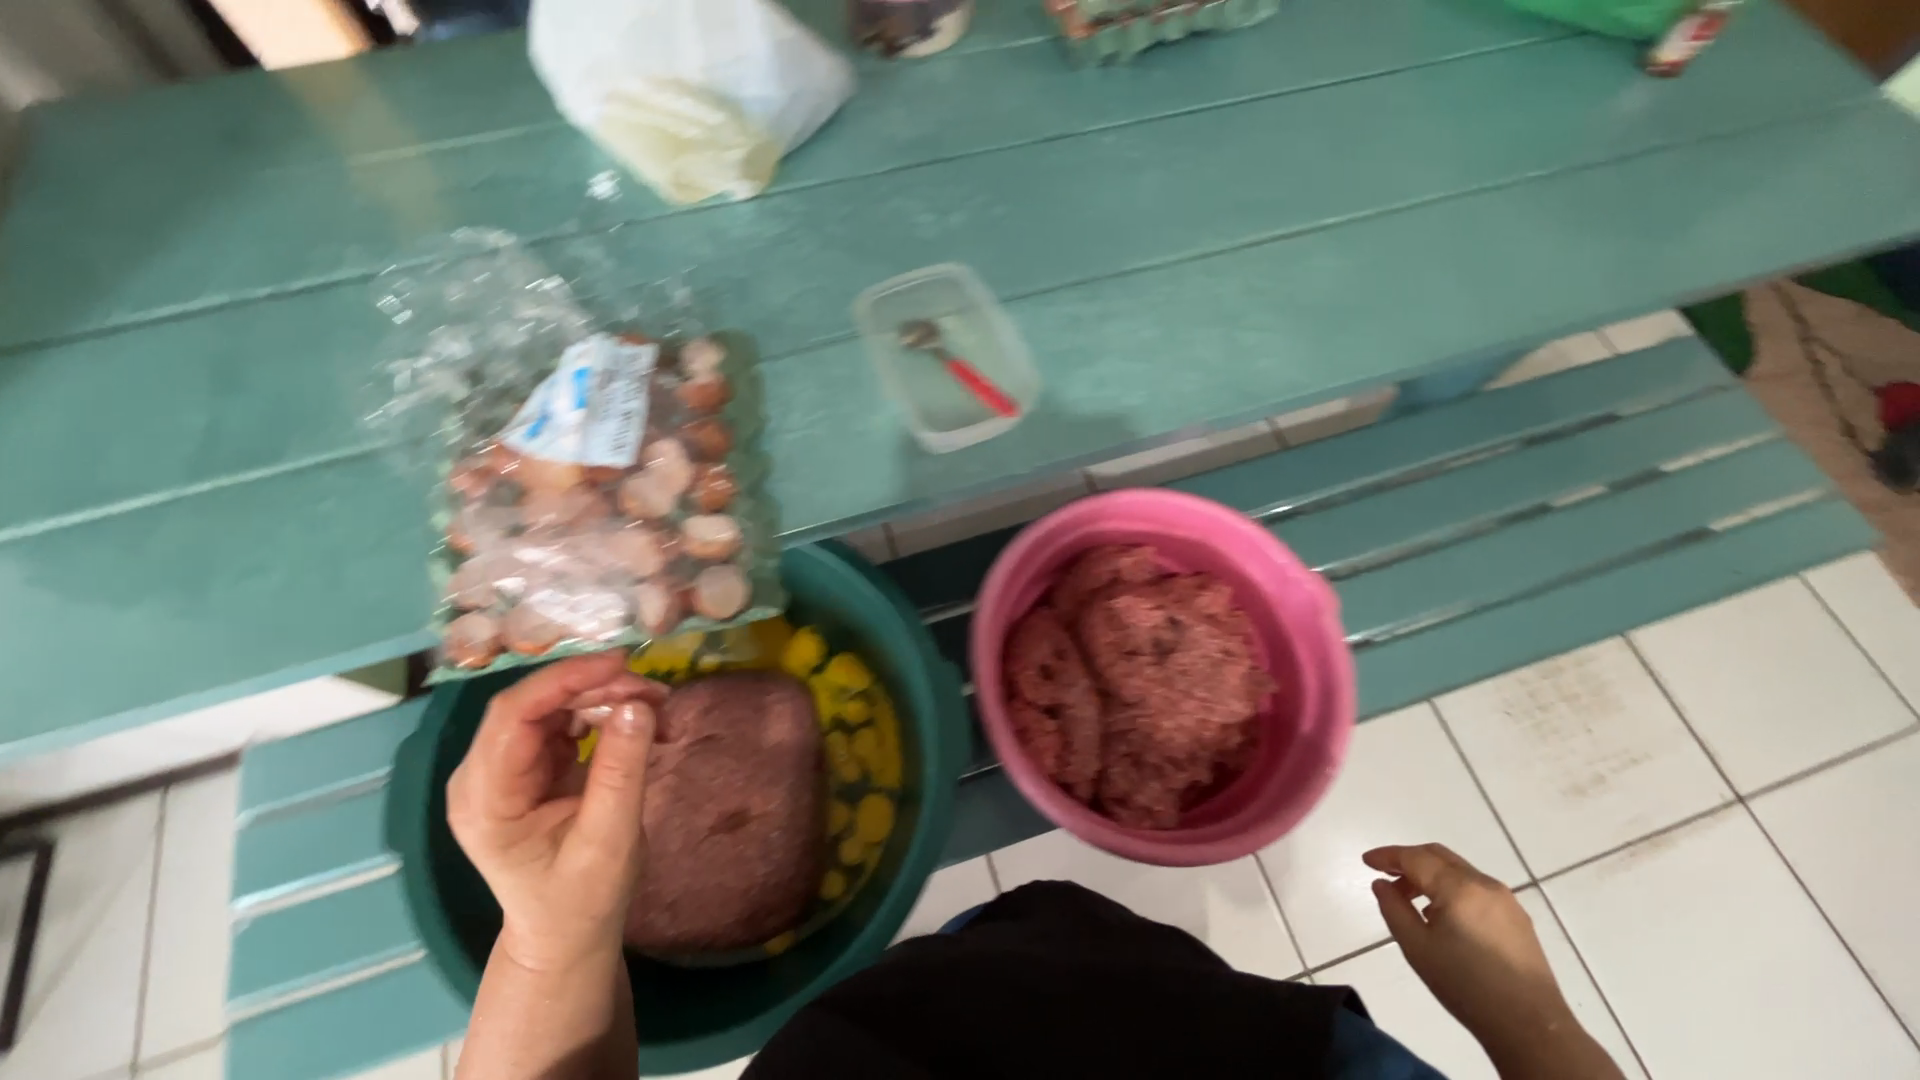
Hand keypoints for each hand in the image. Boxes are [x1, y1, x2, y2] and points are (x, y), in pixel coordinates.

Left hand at [447, 652, 667, 973]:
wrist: (568, 936)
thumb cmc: (582, 899)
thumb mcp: (610, 838)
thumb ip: (621, 770)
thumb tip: (638, 704)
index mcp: (485, 799)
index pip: (513, 715)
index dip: (564, 679)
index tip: (621, 664)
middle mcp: (484, 775)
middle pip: (535, 704)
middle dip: (597, 687)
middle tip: (657, 695)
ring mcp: (506, 769)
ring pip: (554, 705)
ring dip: (607, 697)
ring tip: (660, 709)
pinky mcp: (532, 766)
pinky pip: (567, 721)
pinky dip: (607, 715)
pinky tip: (644, 724)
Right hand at [1364, 845, 1625, 1079]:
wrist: (1530, 1026)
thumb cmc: (1465, 986)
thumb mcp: (1416, 948)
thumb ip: (1393, 909)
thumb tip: (1382, 884)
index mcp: (1458, 888)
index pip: (1414, 858)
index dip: (1387, 856)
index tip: (1366, 861)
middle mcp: (1484, 884)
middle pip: (1438, 856)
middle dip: (1408, 860)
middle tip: (1385, 875)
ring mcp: (1506, 900)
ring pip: (1459, 871)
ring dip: (1430, 875)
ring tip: (1411, 900)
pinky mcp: (1518, 918)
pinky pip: (1476, 888)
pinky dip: (1451, 888)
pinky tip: (1443, 915)